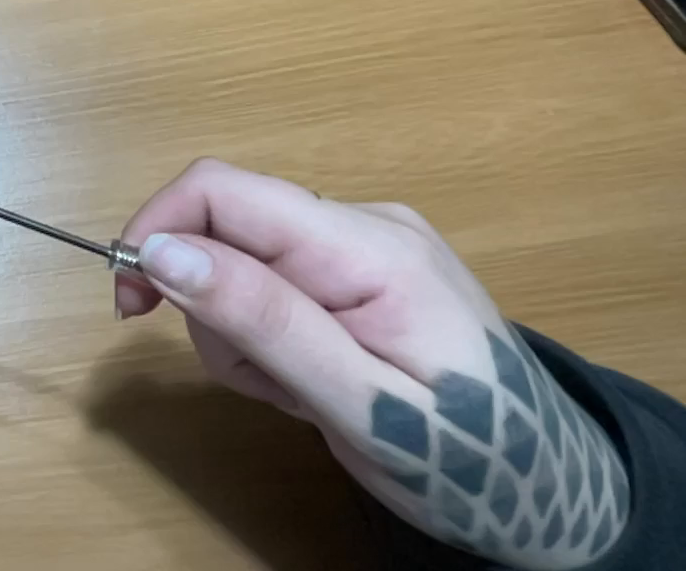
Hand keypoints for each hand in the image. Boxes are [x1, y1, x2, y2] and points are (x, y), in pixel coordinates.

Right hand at [114, 160, 627, 570]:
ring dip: (231, 324)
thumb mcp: (358, 404)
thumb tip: (160, 250)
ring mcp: (356, 240)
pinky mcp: (347, 264)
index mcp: (368, 247)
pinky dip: (254, 325)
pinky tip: (296, 369)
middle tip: (236, 371)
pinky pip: (262, 273)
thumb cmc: (468, 461)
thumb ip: (262, 320)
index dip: (155, 226)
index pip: (223, 190)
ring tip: (285, 386)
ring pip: (234, 254)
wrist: (555, 494)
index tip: (130, 297)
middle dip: (202, 295)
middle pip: (223, 223)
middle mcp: (358, 221)